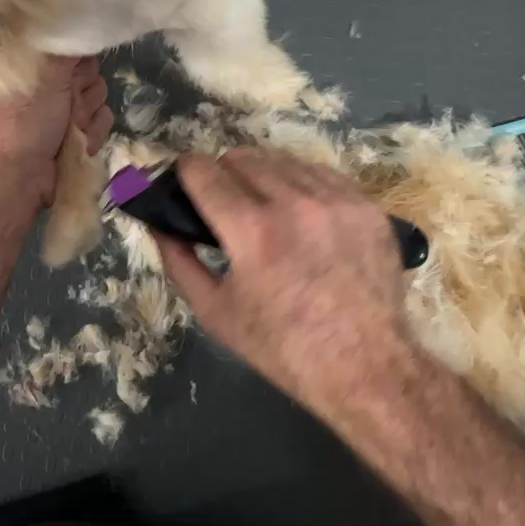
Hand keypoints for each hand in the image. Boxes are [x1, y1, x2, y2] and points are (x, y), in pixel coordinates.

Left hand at [0, 56, 110, 208]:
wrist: (19, 179)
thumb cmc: (23, 123)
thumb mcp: (43, 78)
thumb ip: (63, 52)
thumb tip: (79, 20)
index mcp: (36, 68)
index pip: (73, 49)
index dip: (78, 61)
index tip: (71, 72)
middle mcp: (51, 87)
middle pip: (91, 74)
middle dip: (83, 92)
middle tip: (66, 105)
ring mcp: (66, 112)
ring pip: (100, 100)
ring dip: (87, 117)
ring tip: (68, 130)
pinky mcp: (79, 135)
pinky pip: (102, 124)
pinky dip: (91, 136)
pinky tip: (76, 145)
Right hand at [156, 148, 413, 415]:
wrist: (367, 368)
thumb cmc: (282, 346)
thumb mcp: (214, 311)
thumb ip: (178, 260)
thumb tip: (157, 223)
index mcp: (251, 231)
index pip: (202, 169)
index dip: (185, 173)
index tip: (185, 185)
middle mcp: (294, 205)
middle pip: (240, 156)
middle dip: (222, 174)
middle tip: (224, 205)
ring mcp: (336, 202)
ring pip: (280, 159)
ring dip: (261, 175)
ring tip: (263, 206)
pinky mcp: (366, 207)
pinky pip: (319, 172)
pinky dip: (300, 184)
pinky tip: (300, 212)